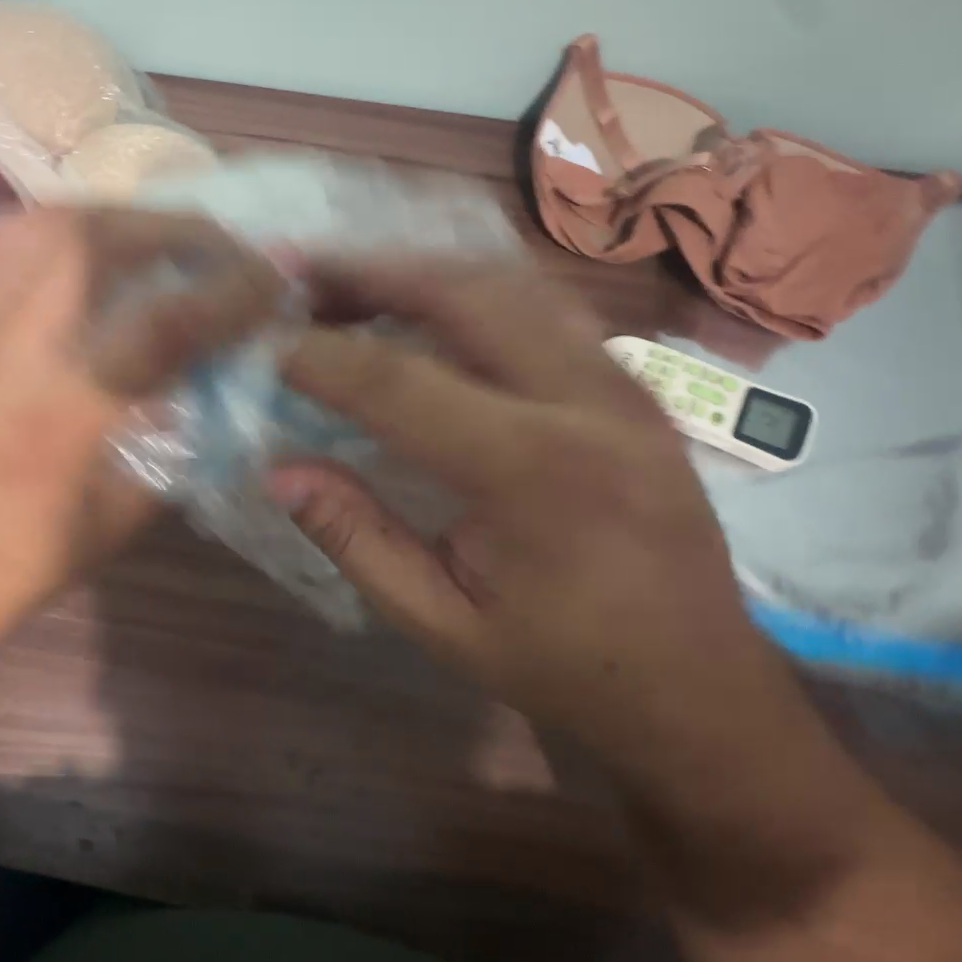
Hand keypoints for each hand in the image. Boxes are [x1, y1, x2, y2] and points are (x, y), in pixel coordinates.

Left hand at [0, 207, 285, 627]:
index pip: (158, 322)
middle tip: (223, 250)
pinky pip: (7, 239)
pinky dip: (66, 231)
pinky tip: (95, 254)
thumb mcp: (133, 501)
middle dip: (176, 233)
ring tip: (162, 243)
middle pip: (96, 242)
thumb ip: (178, 419)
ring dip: (121, 221)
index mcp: (58, 415)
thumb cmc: (41, 550)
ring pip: (46, 223)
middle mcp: (4, 351)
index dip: (228, 291)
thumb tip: (224, 356)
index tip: (276, 279)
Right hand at [273, 258, 783, 730]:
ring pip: (510, 286)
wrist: (699, 687)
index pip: (398, 384)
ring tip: (350, 286)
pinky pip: (544, 310)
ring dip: (420, 275)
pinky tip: (428, 312)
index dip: (319, 359)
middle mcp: (588, 404)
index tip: (263, 349)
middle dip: (369, 275)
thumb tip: (280, 471)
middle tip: (299, 278)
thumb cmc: (563, 668)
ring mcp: (624, 386)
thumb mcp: (440, 621)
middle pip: (463, 295)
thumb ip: (357, 538)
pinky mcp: (636, 388)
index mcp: (534, 473)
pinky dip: (471, 295)